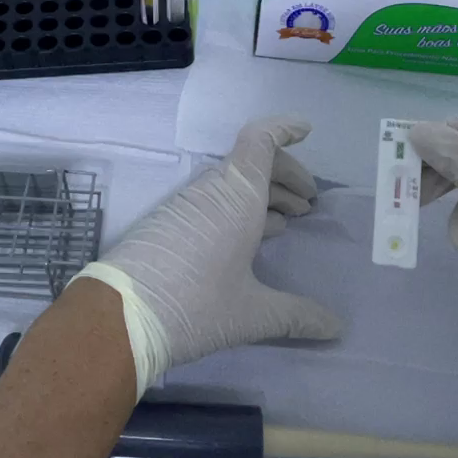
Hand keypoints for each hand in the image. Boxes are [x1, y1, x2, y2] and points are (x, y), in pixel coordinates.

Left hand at [75, 117, 341, 394]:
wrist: (120, 315)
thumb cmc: (195, 304)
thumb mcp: (253, 314)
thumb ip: (297, 316)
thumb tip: (336, 328)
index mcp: (236, 196)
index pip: (260, 141)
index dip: (284, 129)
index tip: (307, 131)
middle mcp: (210, 191)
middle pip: (252, 163)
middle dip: (285, 176)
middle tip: (308, 204)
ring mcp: (185, 205)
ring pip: (232, 185)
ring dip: (263, 196)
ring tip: (287, 222)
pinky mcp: (168, 223)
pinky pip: (214, 202)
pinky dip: (240, 210)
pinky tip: (251, 240)